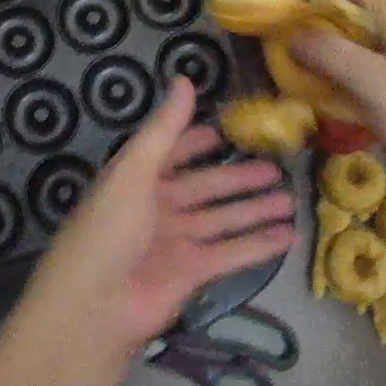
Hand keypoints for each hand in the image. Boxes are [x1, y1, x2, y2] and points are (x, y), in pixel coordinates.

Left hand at [24, 78, 296, 358]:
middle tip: (278, 167)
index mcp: (136, 179)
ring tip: (292, 200)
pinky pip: (231, 253)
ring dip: (254, 210)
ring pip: (222, 220)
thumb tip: (184, 79)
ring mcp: (175, 242)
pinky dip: (258, 244)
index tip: (230, 130)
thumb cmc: (108, 229)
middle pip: (205, 188)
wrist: (94, 306)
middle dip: (238, 178)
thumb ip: (163, 128)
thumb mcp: (133, 170)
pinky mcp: (192, 274)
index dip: (196, 141)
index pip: (171, 153)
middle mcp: (157, 208)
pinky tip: (288, 235)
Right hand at [292, 0, 385, 198]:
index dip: (327, 6)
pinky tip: (345, 109)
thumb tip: (292, 34)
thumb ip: (331, 54)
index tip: (294, 30)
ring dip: (345, 68)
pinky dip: (365, 89)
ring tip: (314, 87)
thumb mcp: (375, 84)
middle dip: (332, 41)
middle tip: (297, 63)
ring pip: (378, 56)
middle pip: (370, 24)